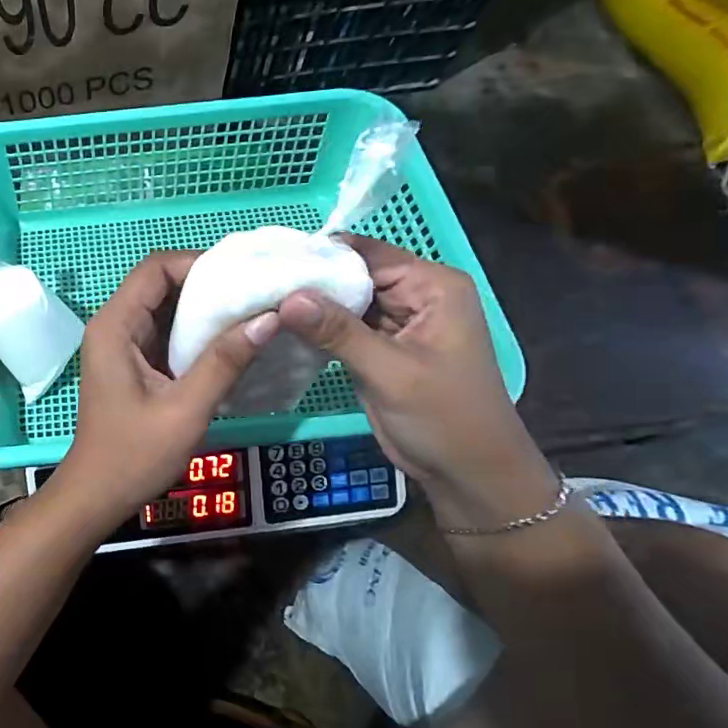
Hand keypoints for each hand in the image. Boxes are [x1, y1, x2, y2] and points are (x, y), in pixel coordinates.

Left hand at [55, 251, 277, 521]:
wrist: (98, 495)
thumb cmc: (135, 455)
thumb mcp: (186, 409)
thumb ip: (225, 361)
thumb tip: (269, 318)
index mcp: (116, 326)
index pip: (156, 268)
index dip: (199, 264)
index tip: (243, 276)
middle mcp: (115, 326)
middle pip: (162, 284)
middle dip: (208, 285)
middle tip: (256, 294)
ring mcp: (124, 346)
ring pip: (167, 309)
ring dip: (205, 310)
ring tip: (252, 314)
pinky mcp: (135, 364)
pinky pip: (167, 334)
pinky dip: (197, 334)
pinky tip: (232, 343)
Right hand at [278, 234, 557, 530]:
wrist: (468, 474)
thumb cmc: (444, 418)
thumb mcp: (390, 372)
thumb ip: (338, 331)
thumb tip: (288, 296)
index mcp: (433, 286)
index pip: (369, 254)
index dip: (322, 256)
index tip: (273, 264)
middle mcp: (417, 296)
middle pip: (355, 275)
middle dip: (312, 282)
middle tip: (259, 288)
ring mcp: (398, 324)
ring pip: (347, 303)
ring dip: (312, 308)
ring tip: (262, 305)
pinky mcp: (382, 349)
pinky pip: (346, 329)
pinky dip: (319, 331)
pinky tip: (283, 330)